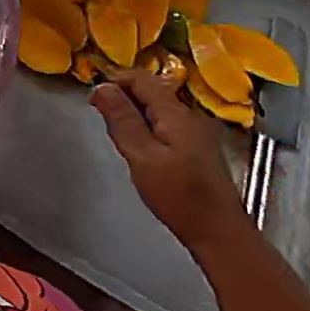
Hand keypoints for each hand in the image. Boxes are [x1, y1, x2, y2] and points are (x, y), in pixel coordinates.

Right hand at [89, 71, 246, 246]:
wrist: (217, 231)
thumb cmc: (177, 194)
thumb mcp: (142, 156)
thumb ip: (122, 119)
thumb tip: (102, 87)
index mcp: (176, 114)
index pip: (142, 79)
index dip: (114, 81)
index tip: (92, 99)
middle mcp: (188, 116)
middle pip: (150, 90)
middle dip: (121, 96)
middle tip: (100, 116)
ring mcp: (194, 131)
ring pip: (156, 107)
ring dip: (132, 111)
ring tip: (115, 131)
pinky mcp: (194, 146)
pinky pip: (163, 122)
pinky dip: (144, 125)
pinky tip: (136, 145)